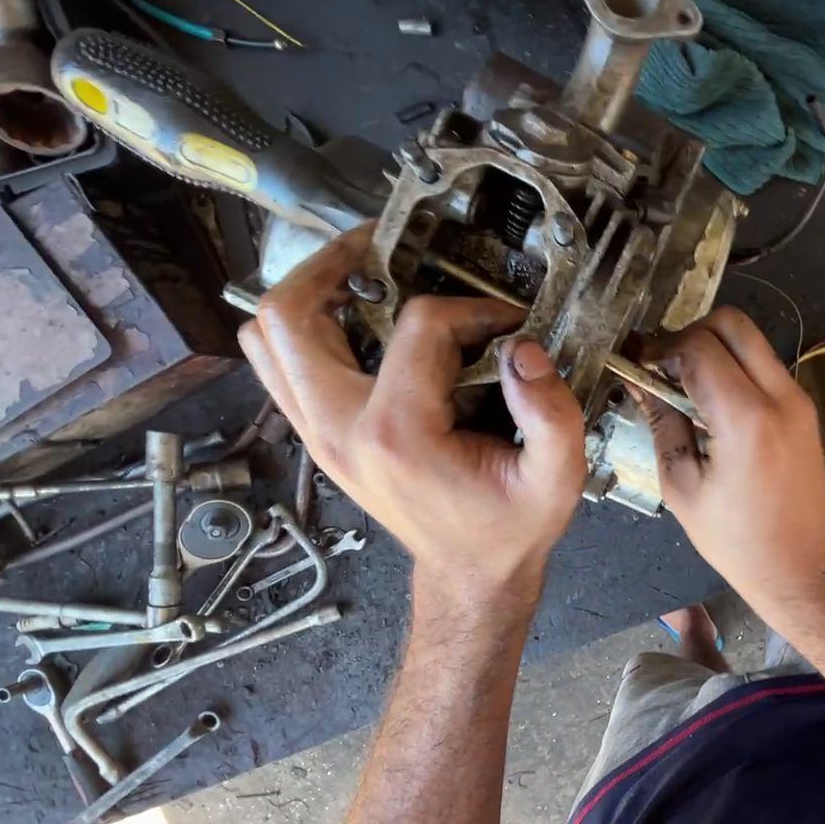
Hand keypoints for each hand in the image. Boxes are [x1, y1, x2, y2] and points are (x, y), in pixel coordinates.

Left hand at [239, 227, 586, 604]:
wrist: (470, 574)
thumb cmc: (508, 530)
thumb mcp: (557, 479)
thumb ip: (553, 412)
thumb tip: (524, 349)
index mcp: (399, 434)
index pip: (420, 327)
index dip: (473, 309)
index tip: (507, 321)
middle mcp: (342, 431)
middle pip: (294, 314)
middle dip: (338, 265)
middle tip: (386, 249)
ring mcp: (320, 436)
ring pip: (267, 337)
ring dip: (308, 294)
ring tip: (360, 278)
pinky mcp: (321, 439)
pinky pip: (278, 368)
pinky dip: (302, 332)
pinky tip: (352, 325)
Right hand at [635, 307, 824, 618]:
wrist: (803, 566)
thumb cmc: (737, 540)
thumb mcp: (683, 488)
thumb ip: (663, 425)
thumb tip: (640, 383)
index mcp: (746, 419)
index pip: (699, 347)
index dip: (661, 347)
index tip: (638, 362)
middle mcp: (781, 396)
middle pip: (734, 323)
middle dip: (691, 333)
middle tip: (665, 365)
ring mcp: (800, 399)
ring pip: (753, 340)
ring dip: (715, 349)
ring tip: (685, 384)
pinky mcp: (806, 409)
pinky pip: (765, 366)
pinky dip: (736, 367)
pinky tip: (712, 402)